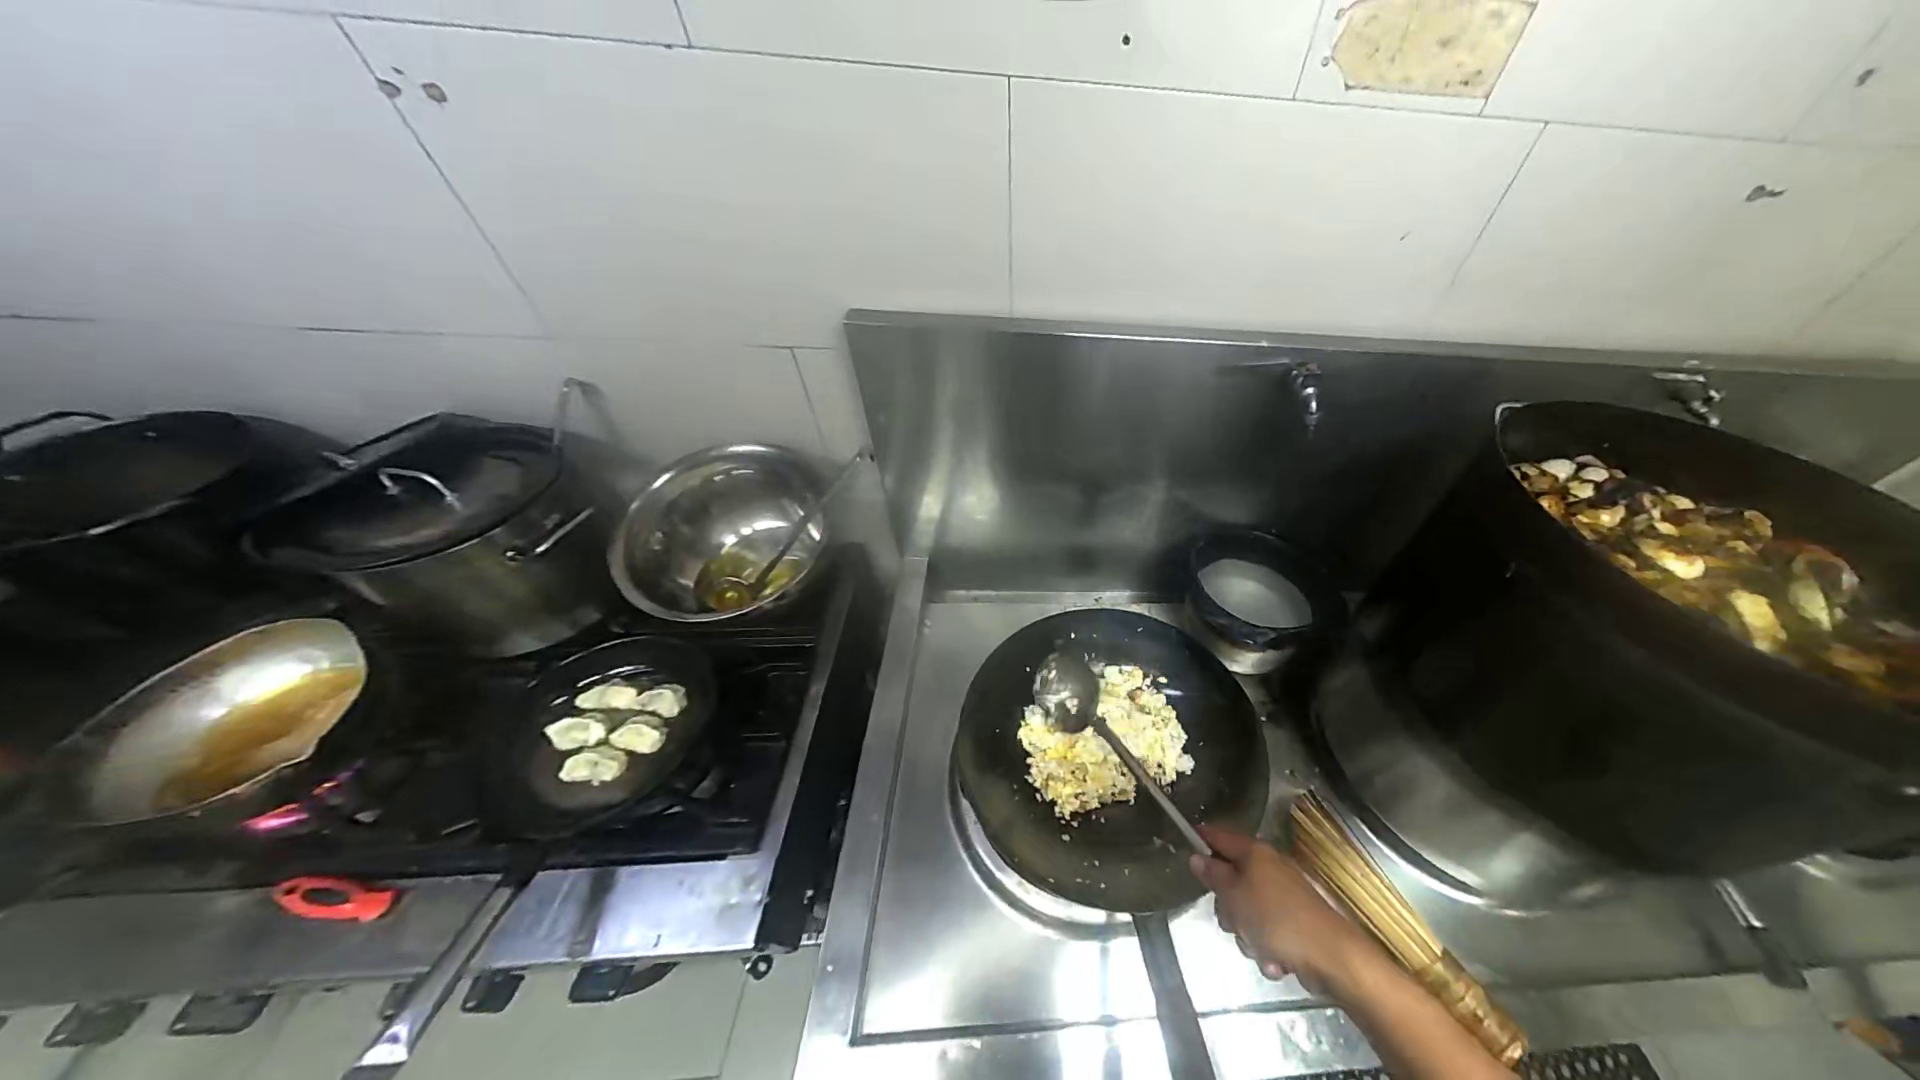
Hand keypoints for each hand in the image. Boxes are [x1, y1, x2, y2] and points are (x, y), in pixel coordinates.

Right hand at [1189, 823, 1381, 995]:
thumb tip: (1196, 856)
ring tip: (1257, 947)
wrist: (1333, 958)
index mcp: (1254, 852)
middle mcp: (1269, 868)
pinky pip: (1266, 930)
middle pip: (1230, 878)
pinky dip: (1266, 946)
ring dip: (1246, 932)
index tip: (1183, 851)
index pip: (1218, 835)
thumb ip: (1213, 875)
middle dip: (1226, 905)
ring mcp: (1283, 895)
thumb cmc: (1277, 919)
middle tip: (1230, 919)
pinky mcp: (1295, 922)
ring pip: (1246, 909)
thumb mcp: (1234, 895)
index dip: (1199, 839)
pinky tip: (1274, 960)